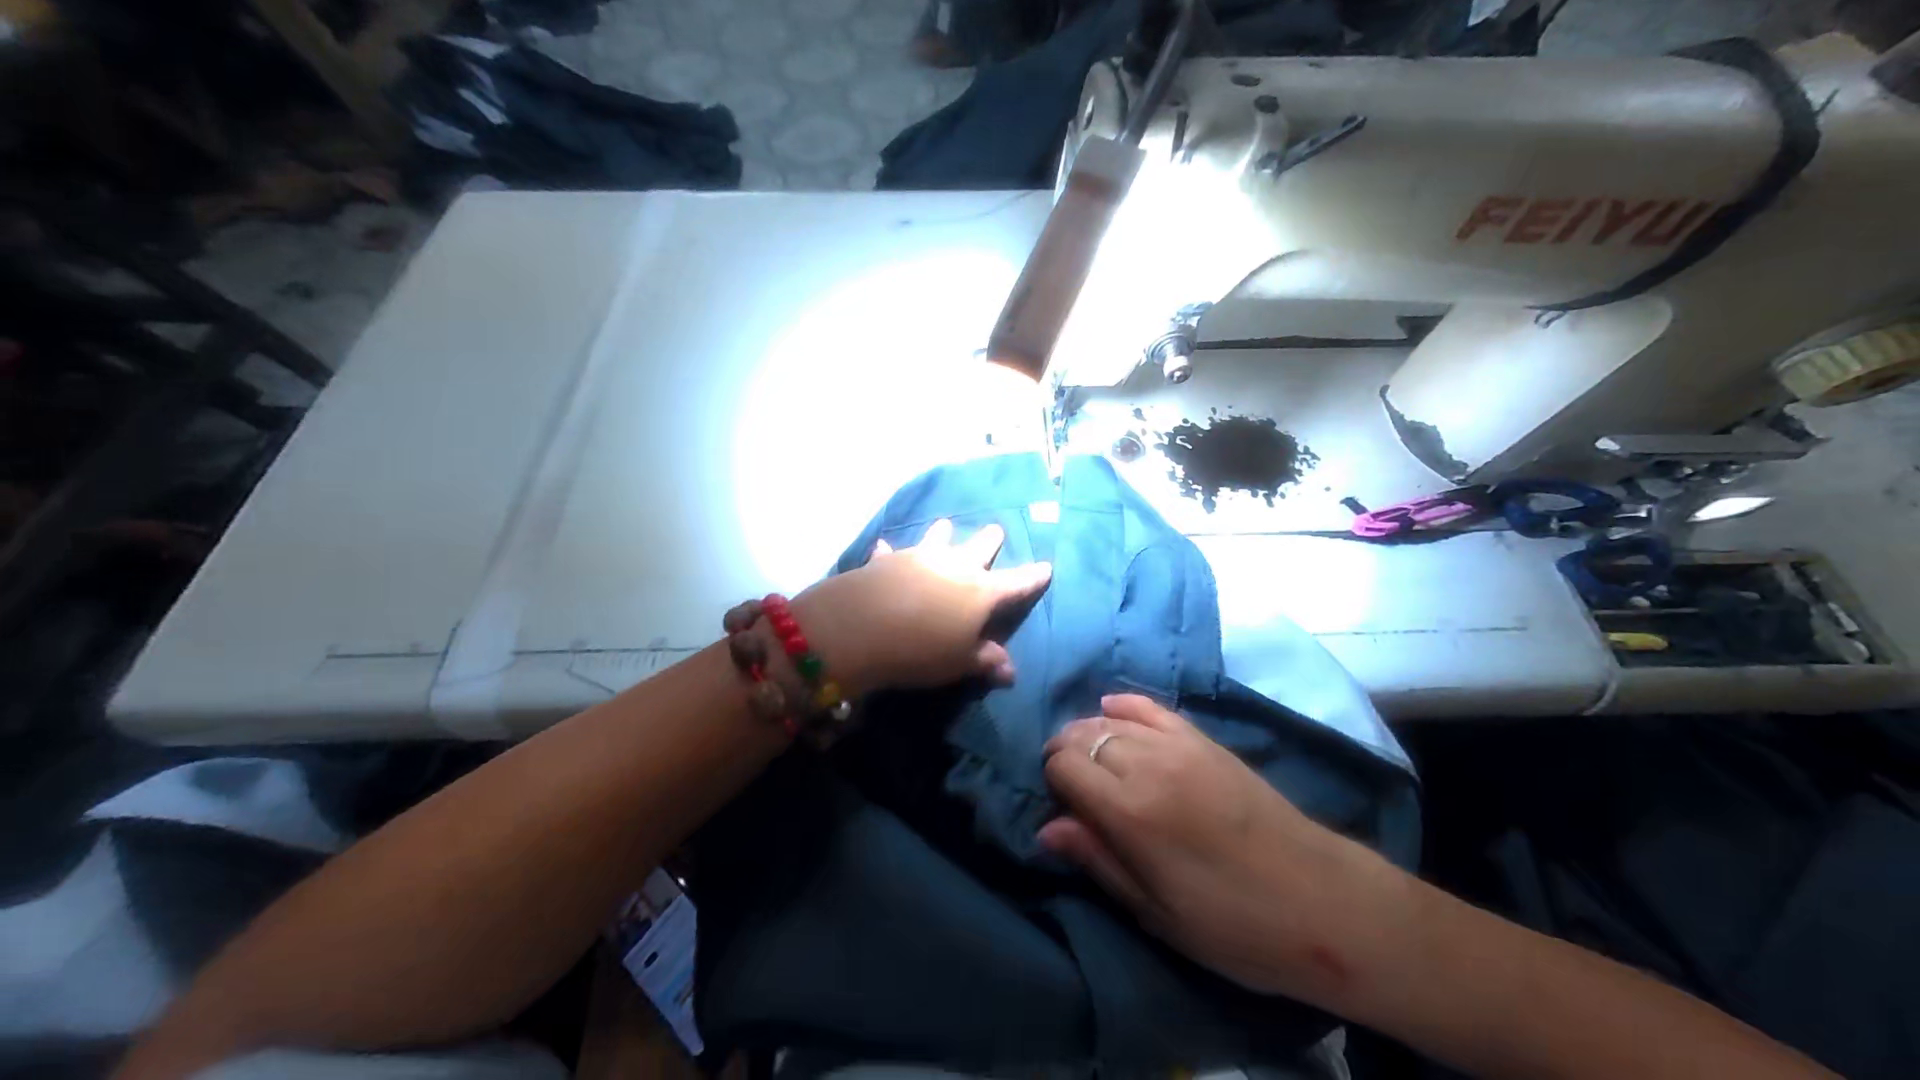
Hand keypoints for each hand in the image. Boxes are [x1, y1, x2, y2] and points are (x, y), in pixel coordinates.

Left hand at [792, 519, 1051, 695]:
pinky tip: (883, 547)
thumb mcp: (959, 663)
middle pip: (980, 547)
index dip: (1033, 577)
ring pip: (937, 538)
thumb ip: (984, 660)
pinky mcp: (886, 560)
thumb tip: (1009, 669)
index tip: (1047, 566)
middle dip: (990, 540)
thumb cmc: (921, 649)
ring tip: (945, 526)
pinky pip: (890, 552)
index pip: (1017, 583)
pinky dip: (889, 551)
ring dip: (942, 533)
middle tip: (996, 531)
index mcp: (982, 591)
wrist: (862, 627)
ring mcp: (919, 557)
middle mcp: (955, 566)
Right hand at [1039, 694, 1411, 1010]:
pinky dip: (1126, 706)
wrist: (1323, 903)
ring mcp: (1181, 746)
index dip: (1051, 780)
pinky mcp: (1206, 741)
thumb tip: (1046, 827)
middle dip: (1066, 753)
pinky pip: (1153, 707)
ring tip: (1089, 757)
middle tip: (1072, 785)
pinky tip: (1113, 710)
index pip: (1064, 765)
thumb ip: (1097, 860)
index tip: (1060, 805)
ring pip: (1111, 718)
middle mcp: (1149, 764)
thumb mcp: (1155, 912)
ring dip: (1089, 732)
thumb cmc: (1232, 925)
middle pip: (1083, 735)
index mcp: (1131, 811)